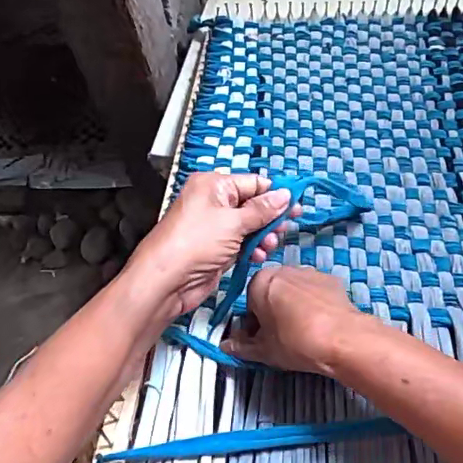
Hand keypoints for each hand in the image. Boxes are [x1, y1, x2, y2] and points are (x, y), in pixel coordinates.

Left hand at [121, 172, 300, 323]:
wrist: (166, 280)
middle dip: (271, 217)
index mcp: (213, 185)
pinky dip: (253, 248)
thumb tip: (285, 195)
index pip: (252, 182)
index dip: (275, 194)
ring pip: (250, 226)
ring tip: (269, 245)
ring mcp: (214, 227)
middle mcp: (213, 202)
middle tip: (288, 227)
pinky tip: (259, 255)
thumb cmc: (195, 243)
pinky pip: (242, 243)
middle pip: (253, 204)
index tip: (296, 205)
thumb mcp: (233, 222)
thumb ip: (262, 210)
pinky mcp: (216, 249)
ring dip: (264, 235)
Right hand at [223, 265, 374, 376]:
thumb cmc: (296, 342)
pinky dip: (314, 305)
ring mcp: (309, 272)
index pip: (249, 304)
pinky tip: (321, 325)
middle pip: (271, 292)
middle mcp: (283, 269)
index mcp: (260, 281)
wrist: (343, 339)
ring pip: (294, 291)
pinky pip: (315, 292)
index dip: (253, 325)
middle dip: (273, 312)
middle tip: (281, 338)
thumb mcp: (264, 350)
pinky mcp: (331, 279)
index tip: (262, 341)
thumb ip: (242, 347)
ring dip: (293, 307)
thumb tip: (225, 347)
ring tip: (303, 333)